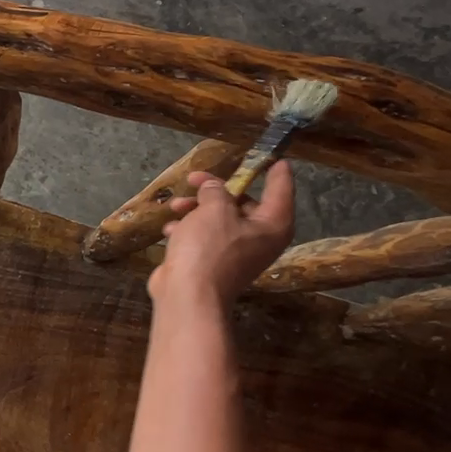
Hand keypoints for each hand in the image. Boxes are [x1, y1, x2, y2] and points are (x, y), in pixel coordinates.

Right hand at [147, 160, 295, 305]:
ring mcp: (237, 252)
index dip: (275, 172)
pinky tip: (170, 230)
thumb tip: (213, 186)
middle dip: (215, 191)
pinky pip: (204, 237)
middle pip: (243, 204)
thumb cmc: (208, 248)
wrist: (189, 293)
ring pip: (218, 220)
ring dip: (195, 209)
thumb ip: (215, 191)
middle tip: (193, 179)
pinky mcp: (213, 262)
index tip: (275, 158)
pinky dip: (188, 229)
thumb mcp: (213, 210)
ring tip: (174, 207)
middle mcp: (260, 238)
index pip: (280, 190)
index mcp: (273, 225)